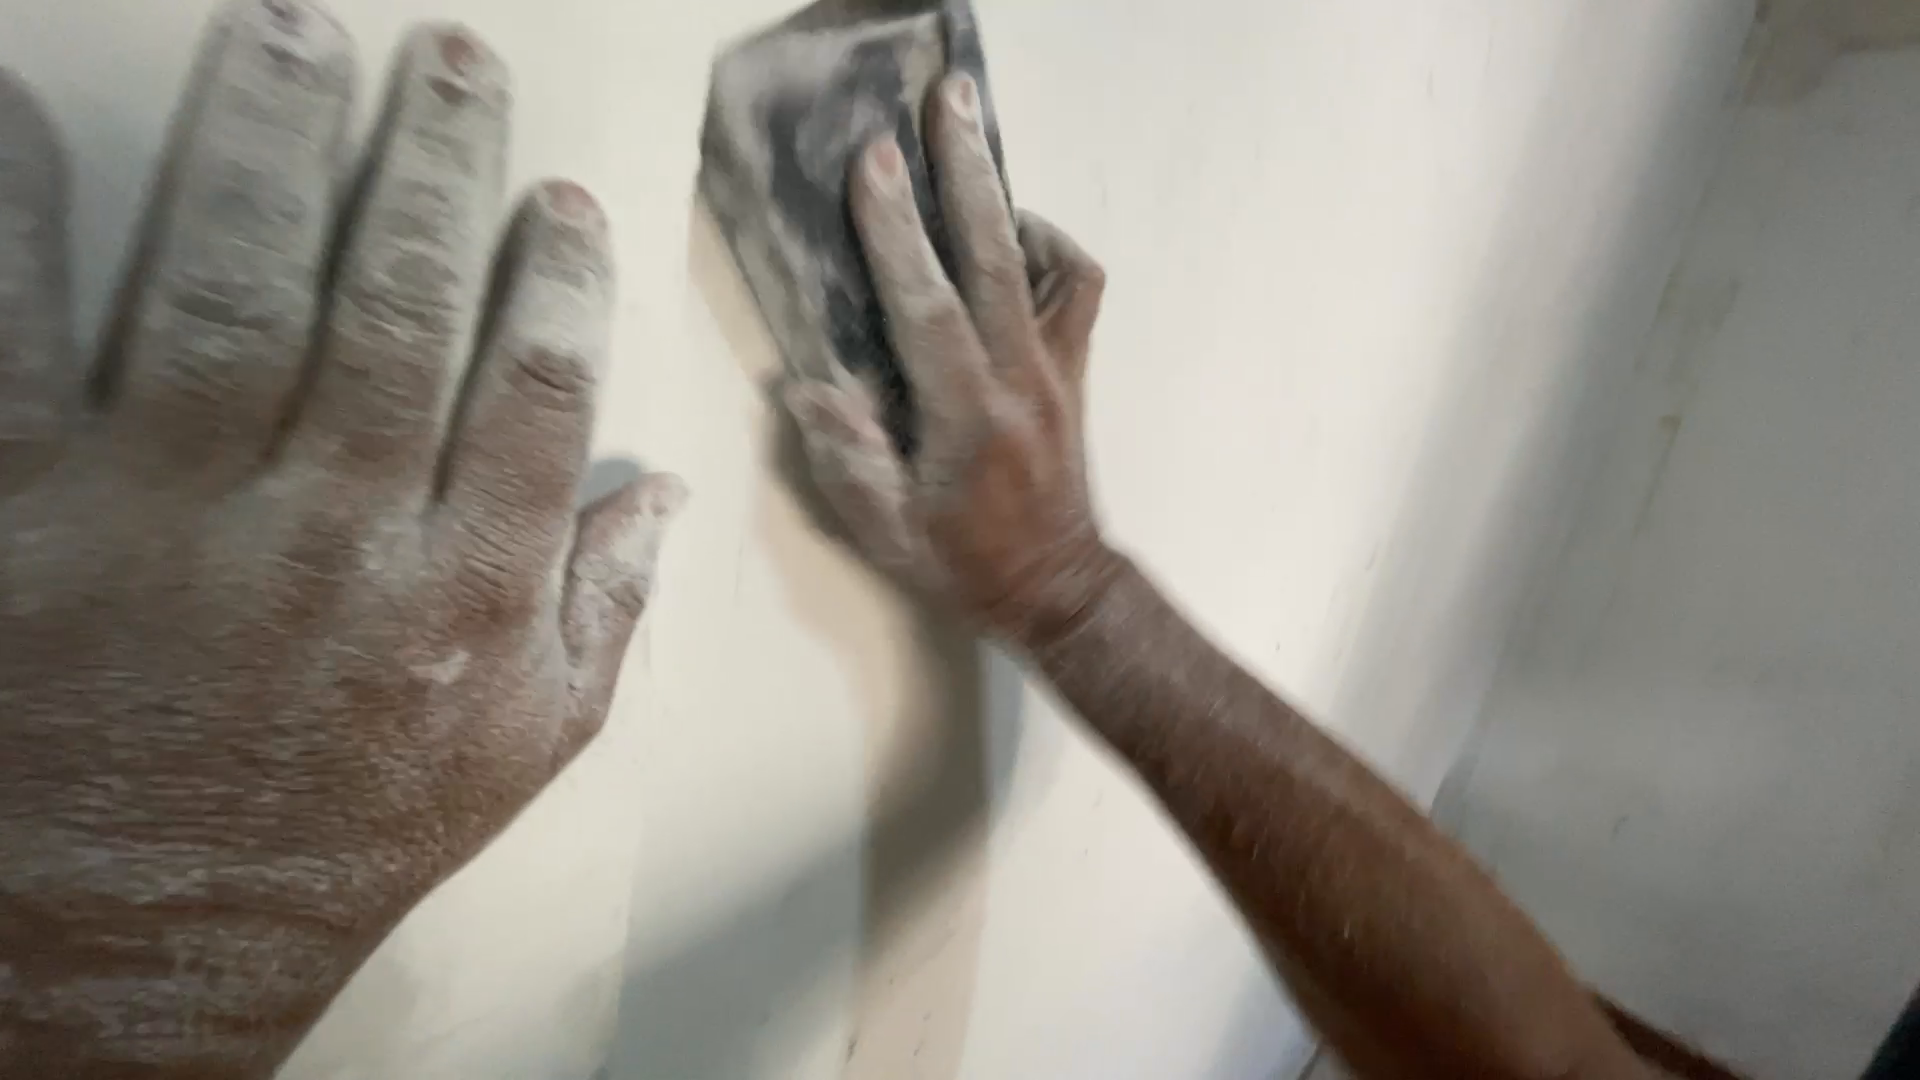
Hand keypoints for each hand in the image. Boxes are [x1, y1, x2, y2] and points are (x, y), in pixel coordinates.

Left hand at [0, 2, 680, 1073]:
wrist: (139, 933)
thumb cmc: (373, 816)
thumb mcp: (546, 728)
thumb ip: (611, 600)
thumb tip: (659, 491)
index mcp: (476, 583)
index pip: (535, 392)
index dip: (557, 284)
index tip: (566, 206)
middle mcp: (344, 531)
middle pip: (399, 313)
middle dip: (434, 175)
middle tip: (457, 67)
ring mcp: (172, 516)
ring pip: (231, 293)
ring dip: (272, 150)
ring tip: (302, 37)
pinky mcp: (13, 516)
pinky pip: (2, 340)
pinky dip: (10, 214)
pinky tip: (27, 108)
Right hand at [784, 73, 1114, 646]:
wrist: (1055, 585)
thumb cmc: (964, 564)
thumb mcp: (885, 532)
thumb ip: (847, 459)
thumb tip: (810, 386)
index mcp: (967, 417)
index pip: (928, 308)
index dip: (896, 234)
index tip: (872, 161)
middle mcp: (1022, 380)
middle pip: (998, 259)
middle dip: (969, 172)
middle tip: (950, 96)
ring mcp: (1059, 371)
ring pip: (1052, 266)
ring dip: (1012, 205)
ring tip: (973, 169)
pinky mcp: (1076, 373)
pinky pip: (1079, 294)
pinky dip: (1053, 255)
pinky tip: (1018, 247)